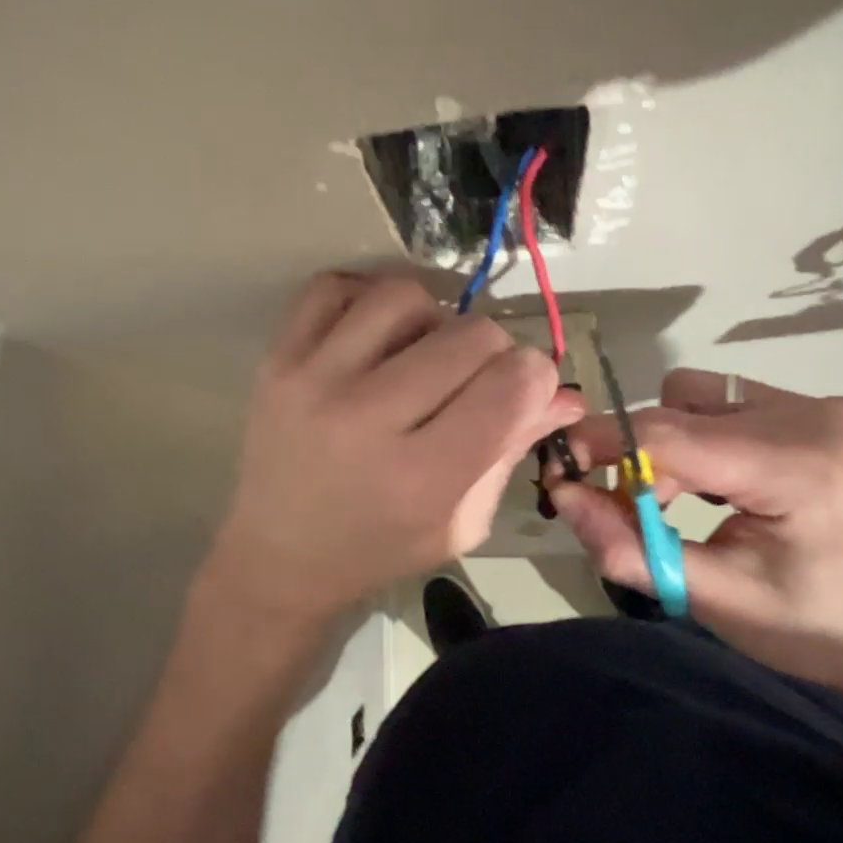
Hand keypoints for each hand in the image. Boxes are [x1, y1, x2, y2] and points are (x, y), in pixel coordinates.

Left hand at [203, 272, 582, 625]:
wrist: (278, 555)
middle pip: (469, 334)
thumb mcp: (460, 523)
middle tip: (475, 376)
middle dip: (493, 349)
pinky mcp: (277, 358)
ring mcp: (313, 380)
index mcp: (421, 477)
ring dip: (432, 316)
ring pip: (404, 296)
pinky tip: (376, 333)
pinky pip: (332, 287)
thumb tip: (566, 393)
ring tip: (422, 351)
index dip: (536, 376)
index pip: (511, 385)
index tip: (525, 388)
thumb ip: (511, 451)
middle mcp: (365, 419)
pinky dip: (366, 297)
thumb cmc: (378, 548)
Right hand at [547, 368, 842, 703]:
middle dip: (641, 455)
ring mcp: (829, 408)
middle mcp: (815, 416)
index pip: (668, 432)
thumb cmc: (819, 632)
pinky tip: (724, 486)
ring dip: (674, 441)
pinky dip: (709, 437)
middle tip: (637, 513)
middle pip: (681, 405)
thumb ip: (631, 547)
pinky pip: (737, 402)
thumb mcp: (715, 600)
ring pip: (704, 395)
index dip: (601, 446)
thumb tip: (562, 497)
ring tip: (687, 502)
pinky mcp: (831, 413)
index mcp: (798, 466)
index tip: (560, 473)